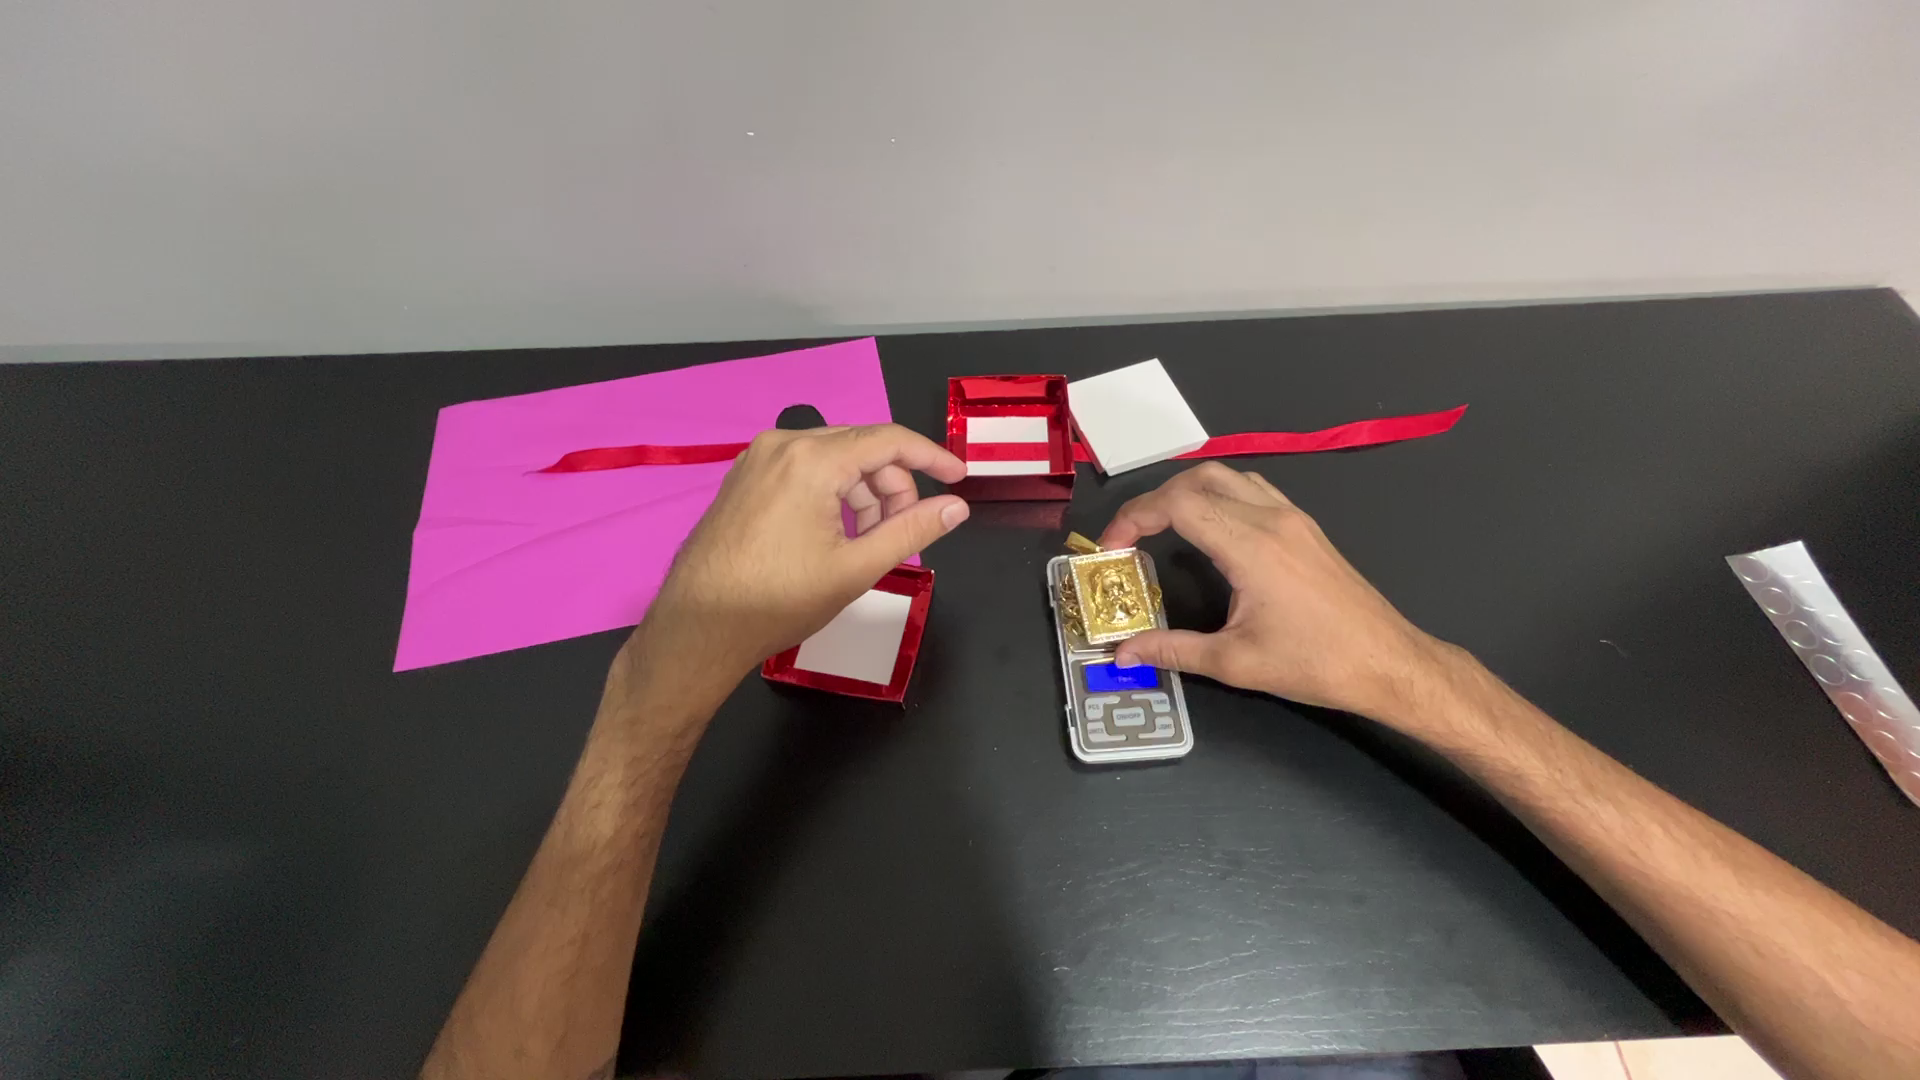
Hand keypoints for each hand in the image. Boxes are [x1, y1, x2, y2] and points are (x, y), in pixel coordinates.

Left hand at [635, 424, 969, 677]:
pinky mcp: (746, 477)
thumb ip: (912, 530)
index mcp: (811, 459)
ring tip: (867, 543)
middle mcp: (782, 444)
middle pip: (862, 448)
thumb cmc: (779, 600)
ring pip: (834, 459)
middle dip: (893, 486)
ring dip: (863, 494)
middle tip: (904, 533)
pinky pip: (806, 469)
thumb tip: (957, 506)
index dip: (931, 457)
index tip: (958, 477)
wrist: (699, 628)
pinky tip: (837, 535)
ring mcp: (758, 459)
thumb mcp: (856, 568)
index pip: (889, 440)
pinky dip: (833, 494)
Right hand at [1098, 462, 1452, 719]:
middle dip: (1154, 501)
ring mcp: (1292, 518)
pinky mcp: (1304, 527)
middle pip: (1198, 478)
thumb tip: (1121, 653)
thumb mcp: (1234, 662)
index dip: (1134, 517)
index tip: (1113, 548)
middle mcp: (1271, 518)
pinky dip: (1217, 494)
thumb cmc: (1315, 664)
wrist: (1390, 664)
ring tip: (1161, 527)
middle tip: (1131, 537)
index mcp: (1250, 545)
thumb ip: (1171, 650)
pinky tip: (1208, 526)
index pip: (1178, 503)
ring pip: (1227, 476)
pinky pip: (1252, 489)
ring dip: (1186, 491)